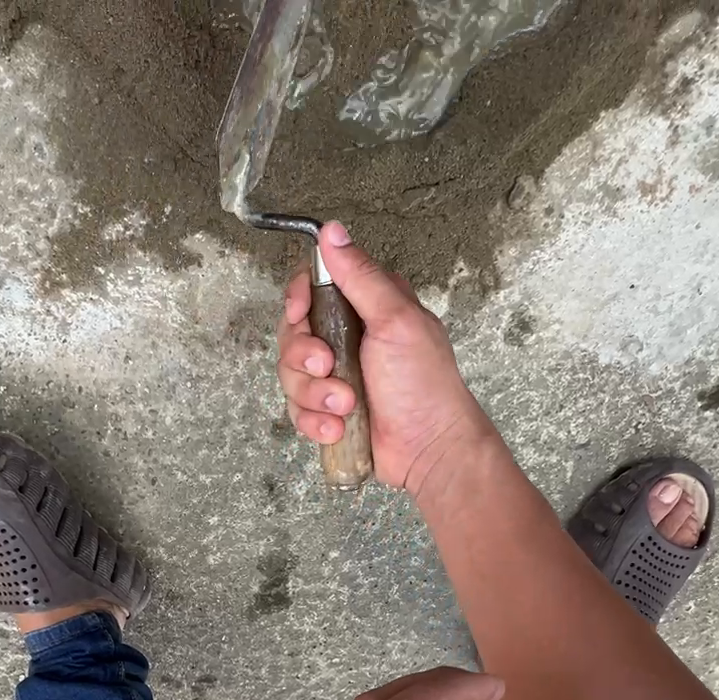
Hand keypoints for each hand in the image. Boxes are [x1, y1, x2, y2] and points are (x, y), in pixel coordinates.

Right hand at [276, 223, 500, 495]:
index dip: (297, 302)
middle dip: (304, 358)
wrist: (427, 449)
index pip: (310, 289)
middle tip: (330, 367)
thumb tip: (332, 231)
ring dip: (314, 395)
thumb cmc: (423, 384)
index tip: (301, 316)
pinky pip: (297, 411)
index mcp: (364, 307)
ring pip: (290, 377)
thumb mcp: (395, 320)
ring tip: (346, 407)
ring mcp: (334, 377)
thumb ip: (360, 277)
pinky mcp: (326, 411)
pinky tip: (338, 429)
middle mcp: (345, 338)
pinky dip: (314, 422)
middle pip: (291, 335)